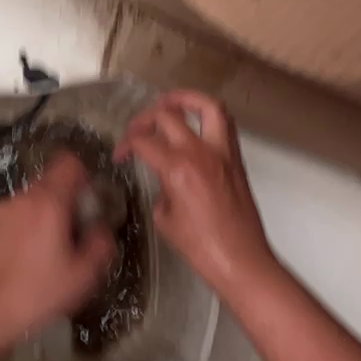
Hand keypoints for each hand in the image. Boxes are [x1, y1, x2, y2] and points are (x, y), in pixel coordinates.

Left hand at [0, 154, 115, 356]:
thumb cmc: (38, 293)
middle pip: (50, 184)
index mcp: (49, 203)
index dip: (83, 177)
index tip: (88, 202)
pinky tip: (20, 259)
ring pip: (30, 202)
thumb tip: (101, 230)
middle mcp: (23, 198)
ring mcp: (0, 210)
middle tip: (70, 238)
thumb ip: (101, 245)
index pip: (69, 164)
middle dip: (64, 204)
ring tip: (43, 254)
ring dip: (41, 217)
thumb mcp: (83, 276)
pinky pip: (12, 217)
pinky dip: (20, 228)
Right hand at [119, 91, 277, 295]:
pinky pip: (224, 125)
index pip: (144, 141)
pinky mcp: (236, 160)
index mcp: (178, 168)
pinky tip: (193, 126)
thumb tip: (166, 179)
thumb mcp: (165, 218)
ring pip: (207, 106)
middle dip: (145, 118)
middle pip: (168, 114)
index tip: (119, 156)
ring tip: (169, 104)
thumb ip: (161, 188)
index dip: (125, 144)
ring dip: (185, 99)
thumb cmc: (199, 247)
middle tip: (136, 132)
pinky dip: (206, 117)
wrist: (241, 261)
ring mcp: (222, 153)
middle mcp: (201, 152)